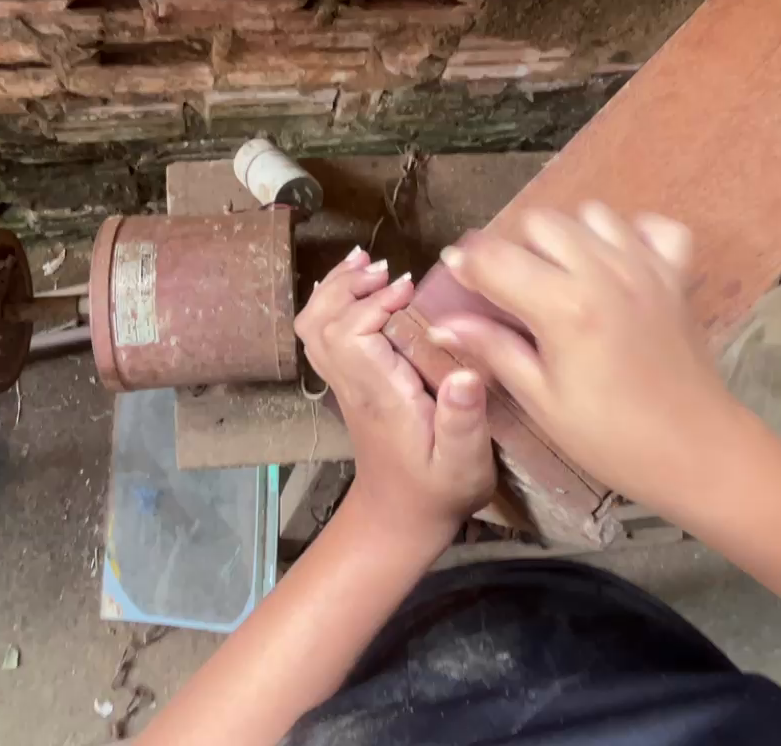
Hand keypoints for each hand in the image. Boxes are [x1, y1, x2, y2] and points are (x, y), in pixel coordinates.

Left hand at [295, 247, 494, 553]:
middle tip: (386, 268)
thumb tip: (466, 374)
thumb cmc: (437, 491)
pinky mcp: (347, 382)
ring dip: (334, 289)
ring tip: (366, 262)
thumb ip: (463, 420)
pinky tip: (355, 284)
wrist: (400, 517)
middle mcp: (351, 383)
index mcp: (378, 395)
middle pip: (320, 323)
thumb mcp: (464, 464)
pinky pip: (322, 334)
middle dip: (347, 286)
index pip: (350, 335)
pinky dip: (331, 301)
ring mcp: (343, 382)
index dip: (373, 304)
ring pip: (314, 326)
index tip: (408, 290)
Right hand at [426, 203, 764, 513]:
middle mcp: (604, 271)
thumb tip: (442, 324)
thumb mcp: (542, 400)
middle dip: (514, 247)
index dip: (466, 262)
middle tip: (509, 286)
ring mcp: (645, 266)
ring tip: (560, 275)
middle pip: (540, 222)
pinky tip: (614, 263)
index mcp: (564, 307)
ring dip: (566, 236)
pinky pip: (650, 225)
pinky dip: (627, 233)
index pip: (496, 259)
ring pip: (589, 214)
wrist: (698, 452)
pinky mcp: (675, 273)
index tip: (454, 272)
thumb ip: (493, 348)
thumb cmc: (611, 437)